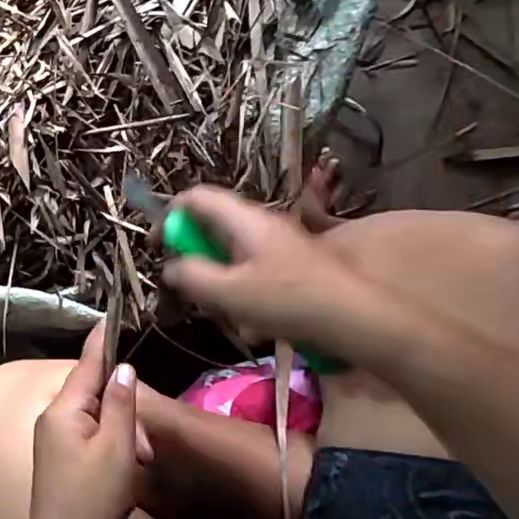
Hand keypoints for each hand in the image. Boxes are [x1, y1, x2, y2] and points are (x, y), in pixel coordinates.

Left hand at [26, 324, 141, 518]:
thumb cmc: (94, 497)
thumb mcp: (117, 447)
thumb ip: (120, 403)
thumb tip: (122, 367)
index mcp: (62, 410)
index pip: (86, 365)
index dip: (100, 341)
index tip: (108, 315)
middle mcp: (51, 419)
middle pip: (91, 393)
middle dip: (122, 407)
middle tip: (146, 445)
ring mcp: (51, 441)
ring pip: (92, 417)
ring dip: (120, 431)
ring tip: (139, 462)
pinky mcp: (57, 461)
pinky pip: (86, 437)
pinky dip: (109, 444)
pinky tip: (125, 466)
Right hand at [160, 186, 395, 361]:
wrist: (359, 320)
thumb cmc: (291, 300)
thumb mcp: (229, 292)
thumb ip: (192, 277)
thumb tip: (171, 267)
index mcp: (245, 220)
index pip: (196, 197)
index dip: (170, 215)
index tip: (159, 246)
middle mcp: (262, 224)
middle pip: (212, 226)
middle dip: (195, 256)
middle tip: (191, 286)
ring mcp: (280, 244)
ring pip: (230, 253)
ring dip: (218, 280)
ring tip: (225, 311)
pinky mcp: (293, 265)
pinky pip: (251, 269)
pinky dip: (241, 289)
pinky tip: (252, 321)